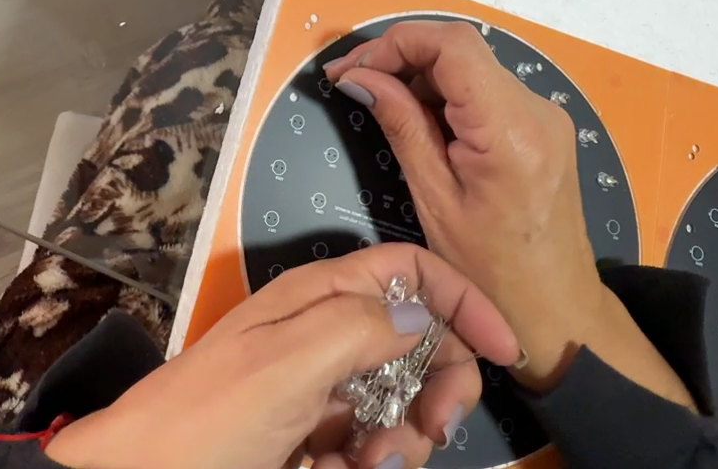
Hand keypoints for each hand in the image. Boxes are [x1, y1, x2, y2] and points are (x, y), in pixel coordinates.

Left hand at [44, 244, 518, 468]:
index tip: (506, 351)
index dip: (460, 297)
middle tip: (430, 429)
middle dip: (438, 382)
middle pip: (417, 337)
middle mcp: (326, 330)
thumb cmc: (211, 418)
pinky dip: (372, 461)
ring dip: (403, 436)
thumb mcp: (286, 363)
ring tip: (368, 464)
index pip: (408, 268)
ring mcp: (320, 385)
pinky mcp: (314, 434)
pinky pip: (371, 442)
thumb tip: (420, 312)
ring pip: (400, 398)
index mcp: (322, 294)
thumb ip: (357, 327)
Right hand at [325, 22, 693, 408]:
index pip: (452, 46)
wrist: (557, 313)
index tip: (351, 69)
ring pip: (469, 65)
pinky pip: (483, 88)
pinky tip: (417, 118)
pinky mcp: (541, 123)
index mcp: (511, 130)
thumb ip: (400, 124)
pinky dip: (443, 93)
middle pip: (459, 50)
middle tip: (352, 81)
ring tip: (379, 102)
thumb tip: (358, 75)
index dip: (395, 43)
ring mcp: (544, 113)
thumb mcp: (433, 199)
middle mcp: (537, 108)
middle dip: (400, 56)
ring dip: (419, 74)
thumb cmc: (489, 274)